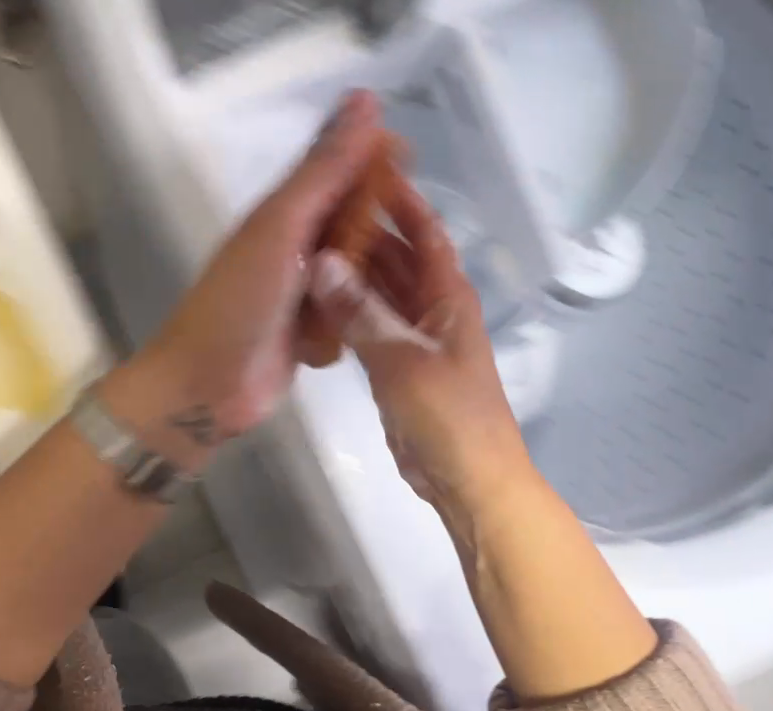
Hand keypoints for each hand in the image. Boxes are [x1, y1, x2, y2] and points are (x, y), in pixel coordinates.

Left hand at [100, 92, 386, 469]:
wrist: (206, 387)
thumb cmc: (238, 303)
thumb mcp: (282, 228)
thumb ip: (323, 172)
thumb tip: (365, 99)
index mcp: (283, 214)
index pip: (337, 171)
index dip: (373, 162)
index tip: (413, 163)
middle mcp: (293, 249)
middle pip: (350, 224)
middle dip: (380, 228)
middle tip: (421, 239)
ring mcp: (302, 295)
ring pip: (353, 272)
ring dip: (374, 277)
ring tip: (410, 285)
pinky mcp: (309, 335)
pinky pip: (346, 315)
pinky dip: (355, 318)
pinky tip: (379, 323)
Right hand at [305, 174, 533, 520]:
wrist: (467, 478)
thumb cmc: (449, 416)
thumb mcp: (404, 361)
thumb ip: (362, 313)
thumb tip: (322, 263)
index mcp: (448, 297)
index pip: (425, 233)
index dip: (400, 201)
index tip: (365, 170)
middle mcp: (432, 310)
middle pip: (398, 260)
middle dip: (366, 234)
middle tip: (316, 210)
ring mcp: (413, 342)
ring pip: (379, 295)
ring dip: (352, 274)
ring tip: (306, 249)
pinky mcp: (396, 371)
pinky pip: (369, 330)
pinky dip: (346, 315)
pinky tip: (315, 305)